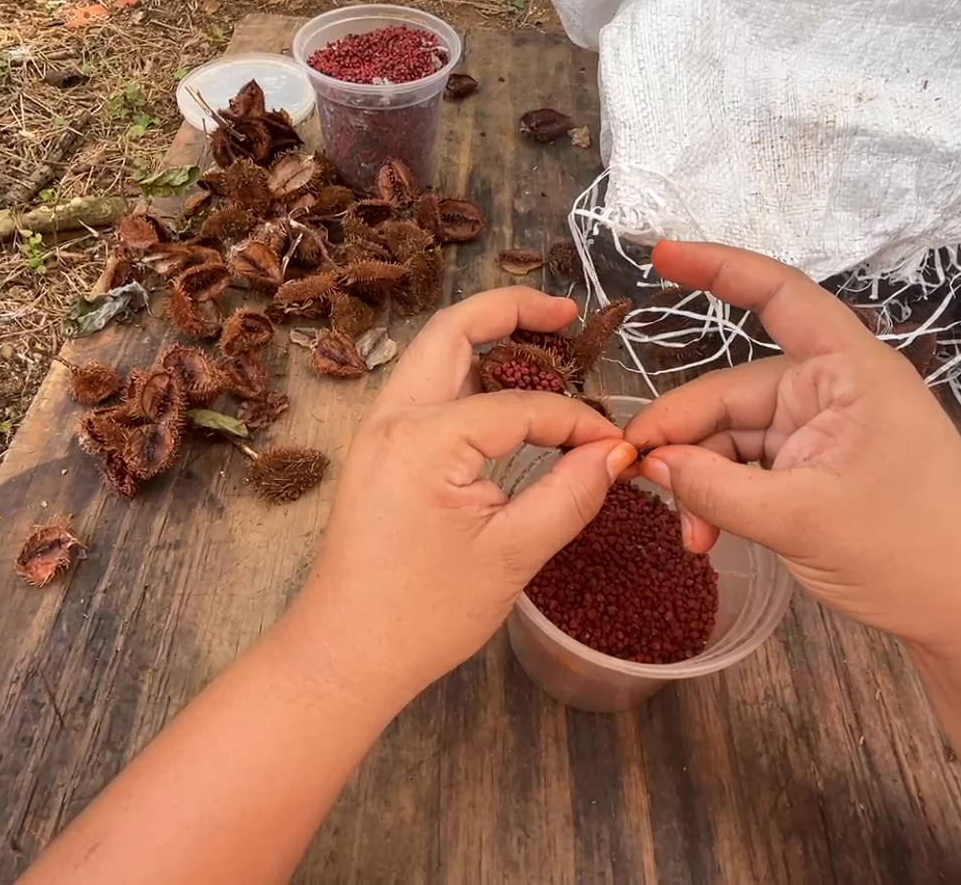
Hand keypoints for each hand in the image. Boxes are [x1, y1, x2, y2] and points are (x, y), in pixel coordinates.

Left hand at [297, 287, 638, 694]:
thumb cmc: (424, 614)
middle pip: (452, 330)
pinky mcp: (378, 448)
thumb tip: (616, 452)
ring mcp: (377, 429)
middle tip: (565, 313)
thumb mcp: (511, 555)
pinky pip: (425, 387)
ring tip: (539, 336)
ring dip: (484, 334)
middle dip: (510, 309)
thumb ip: (570, 494)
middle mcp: (391, 416)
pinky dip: (466, 372)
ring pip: (433, 352)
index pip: (519, 407)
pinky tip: (500, 386)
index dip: (575, 420)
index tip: (615, 444)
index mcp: (423, 439)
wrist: (345, 651)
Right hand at [626, 241, 960, 651]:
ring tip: (688, 533)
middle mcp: (829, 390)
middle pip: (729, 392)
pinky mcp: (807, 466)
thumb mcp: (800, 521)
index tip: (660, 256)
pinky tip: (704, 536)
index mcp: (849, 373)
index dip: (719, 269)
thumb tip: (648, 463)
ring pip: (728, 437)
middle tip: (634, 474)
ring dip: (698, 481)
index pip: (780, 297)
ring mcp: (816, 430)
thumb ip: (714, 489)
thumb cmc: (913, 555)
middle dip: (681, 437)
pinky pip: (743, 467)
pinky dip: (717, 497)